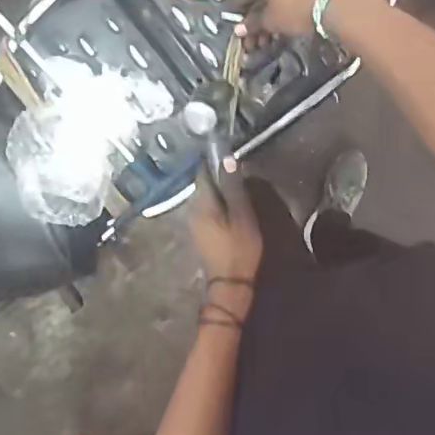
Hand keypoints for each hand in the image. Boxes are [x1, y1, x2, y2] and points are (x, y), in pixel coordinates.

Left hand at [187, 157, 261, 290]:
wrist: (229, 283)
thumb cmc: (239, 247)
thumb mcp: (242, 214)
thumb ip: (233, 186)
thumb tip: (227, 158)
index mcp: (202, 202)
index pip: (201, 171)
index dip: (212, 159)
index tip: (224, 151)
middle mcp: (192, 209)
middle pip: (202, 184)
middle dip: (215, 174)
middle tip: (233, 167)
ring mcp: (193, 222)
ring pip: (204, 197)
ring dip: (216, 189)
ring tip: (234, 184)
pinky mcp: (199, 232)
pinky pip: (206, 208)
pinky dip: (216, 202)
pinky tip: (228, 204)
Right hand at [238, 0, 382, 50]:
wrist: (335, 3)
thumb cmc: (296, 12)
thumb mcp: (272, 21)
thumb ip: (254, 24)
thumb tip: (238, 29)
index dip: (238, 10)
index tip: (235, 23)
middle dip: (258, 20)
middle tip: (256, 41)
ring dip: (273, 16)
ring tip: (272, 37)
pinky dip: (288, 8)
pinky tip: (290, 22)